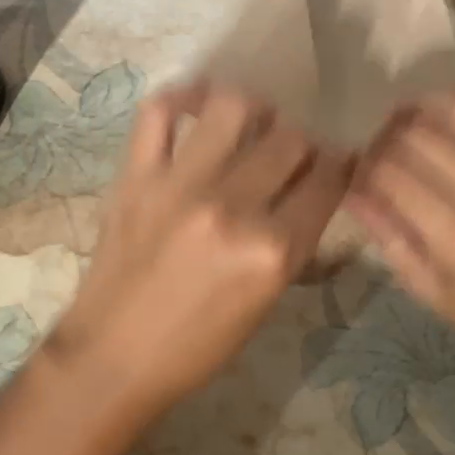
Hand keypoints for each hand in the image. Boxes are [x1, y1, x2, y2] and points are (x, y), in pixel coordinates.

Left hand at [47, 82, 352, 408]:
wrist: (113, 357)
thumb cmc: (197, 344)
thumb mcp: (266, 300)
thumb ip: (293, 239)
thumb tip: (312, 185)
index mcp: (272, 251)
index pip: (326, 180)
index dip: (340, 163)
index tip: (336, 158)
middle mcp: (232, 208)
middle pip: (290, 139)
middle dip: (302, 141)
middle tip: (290, 150)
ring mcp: (180, 185)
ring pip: (234, 108)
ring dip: (254, 109)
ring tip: (250, 122)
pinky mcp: (137, 175)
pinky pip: (159, 111)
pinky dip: (182, 97)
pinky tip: (197, 104)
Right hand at [346, 69, 454, 364]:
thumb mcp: (433, 295)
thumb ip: (390, 241)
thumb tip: (351, 191)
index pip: (391, 174)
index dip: (365, 166)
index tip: (362, 173)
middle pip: (418, 136)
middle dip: (388, 138)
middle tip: (384, 150)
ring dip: (425, 107)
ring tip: (415, 122)